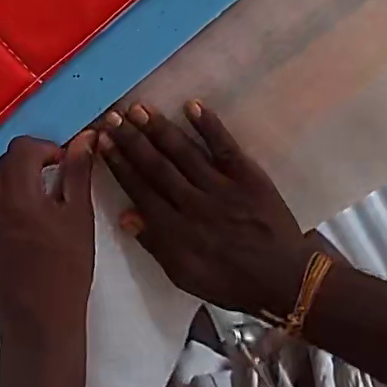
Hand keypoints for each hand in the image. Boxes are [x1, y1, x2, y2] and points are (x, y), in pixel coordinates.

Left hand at [0, 134, 95, 348]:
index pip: (22, 148)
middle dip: (26, 168)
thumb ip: (77, 172)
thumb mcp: (79, 216)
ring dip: (4, 188)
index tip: (58, 165)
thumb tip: (84, 137)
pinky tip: (0, 227)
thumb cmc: (67, 267)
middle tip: (46, 190)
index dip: (43, 149)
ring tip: (24, 210)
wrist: (40, 321)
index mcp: (18, 193)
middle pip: (3, 165)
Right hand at [97, 102, 313, 316]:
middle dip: (132, 140)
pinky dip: (208, 126)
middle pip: (157, 166)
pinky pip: (224, 147)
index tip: (103, 142)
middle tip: (112, 117)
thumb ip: (155, 244)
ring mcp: (222, 187)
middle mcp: (195, 204)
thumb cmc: (231, 280)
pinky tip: (192, 106)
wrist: (284, 279)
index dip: (119, 164)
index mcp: (177, 231)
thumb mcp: (185, 276)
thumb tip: (125, 215)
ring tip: (139, 108)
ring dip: (160, 129)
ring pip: (184, 153)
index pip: (141, 189)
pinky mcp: (247, 176)